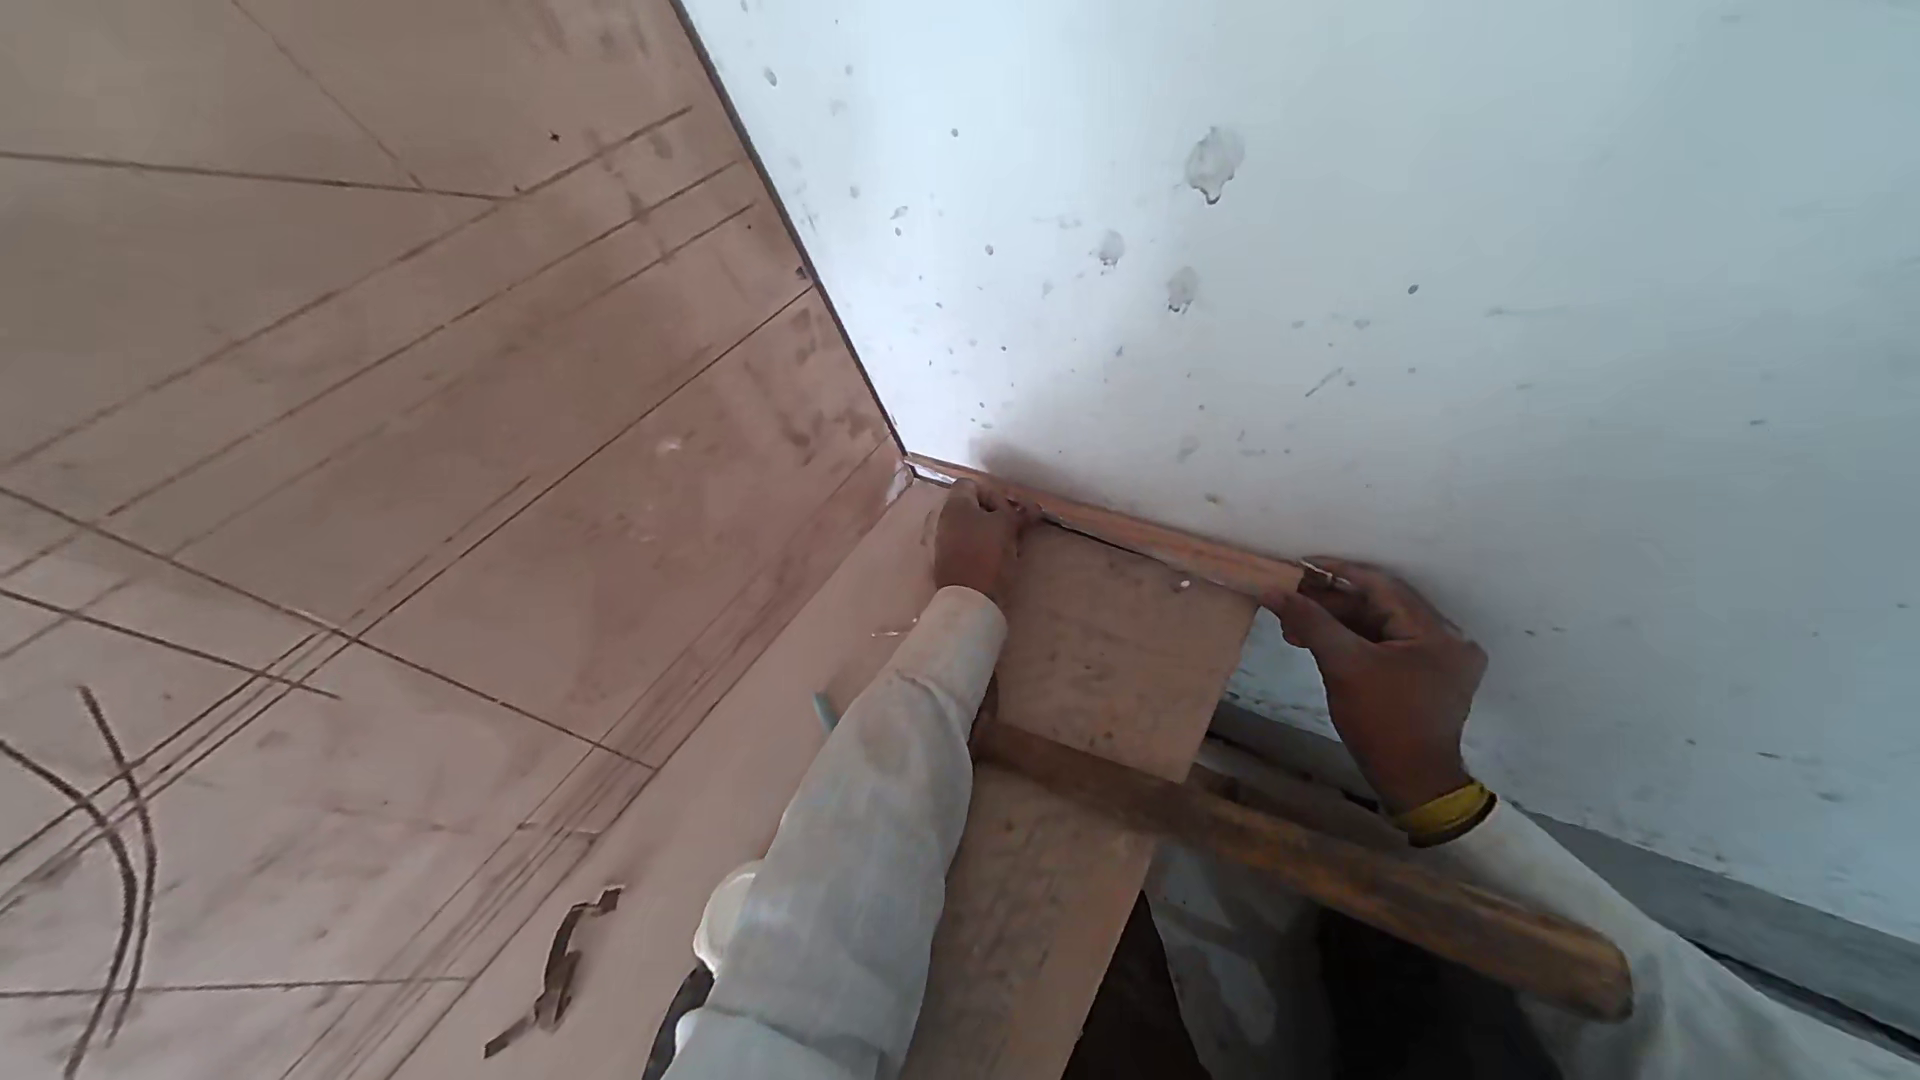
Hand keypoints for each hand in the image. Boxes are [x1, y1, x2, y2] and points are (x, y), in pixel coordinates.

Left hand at [934, 480, 1038, 604]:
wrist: (970, 598)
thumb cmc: (988, 554)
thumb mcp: (1008, 527)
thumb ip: (1019, 514)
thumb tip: (1033, 508)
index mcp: (955, 505)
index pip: (970, 484)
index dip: (992, 493)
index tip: (1008, 510)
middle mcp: (944, 520)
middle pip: (972, 507)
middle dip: (996, 514)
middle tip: (1014, 527)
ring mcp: (944, 542)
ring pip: (972, 527)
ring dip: (992, 532)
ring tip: (1011, 544)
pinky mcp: (948, 561)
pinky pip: (968, 545)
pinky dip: (983, 546)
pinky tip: (999, 559)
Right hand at [1263, 558, 1486, 813]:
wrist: (1409, 778)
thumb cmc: (1381, 720)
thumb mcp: (1342, 664)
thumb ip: (1310, 621)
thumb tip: (1273, 589)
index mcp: (1437, 632)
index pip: (1382, 586)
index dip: (1338, 572)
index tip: (1299, 566)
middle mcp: (1446, 639)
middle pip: (1379, 604)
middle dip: (1330, 602)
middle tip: (1288, 600)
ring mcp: (1437, 658)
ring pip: (1377, 624)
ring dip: (1334, 622)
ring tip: (1293, 626)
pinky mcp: (1423, 674)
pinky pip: (1381, 644)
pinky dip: (1348, 640)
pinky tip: (1315, 641)